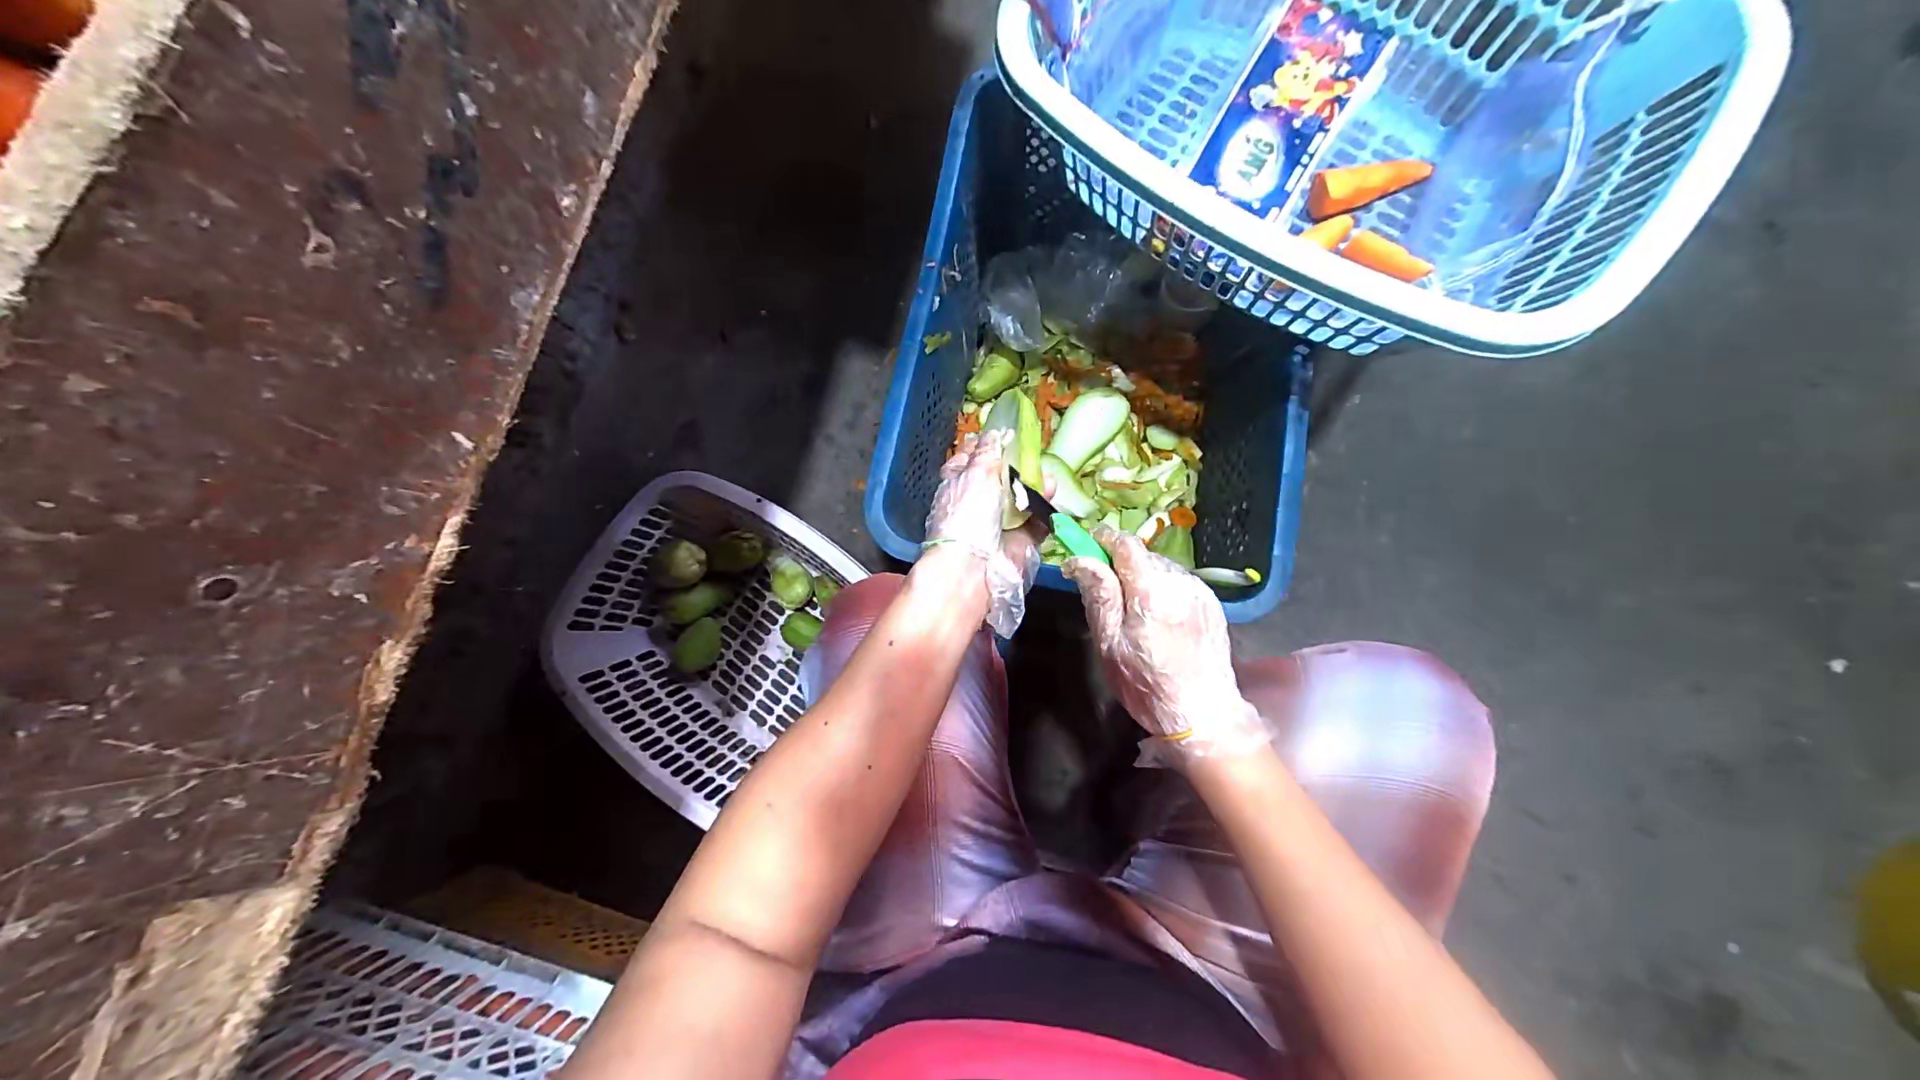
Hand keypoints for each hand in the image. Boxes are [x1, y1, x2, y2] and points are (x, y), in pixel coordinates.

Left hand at [922, 430, 1038, 636]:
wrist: (974, 568)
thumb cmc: (967, 515)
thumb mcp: (974, 473)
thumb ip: (987, 452)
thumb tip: (993, 433)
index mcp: (957, 486)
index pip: (968, 460)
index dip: (981, 446)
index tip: (999, 433)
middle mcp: (977, 504)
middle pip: (999, 478)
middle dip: (1015, 464)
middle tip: (1031, 449)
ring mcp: (1000, 523)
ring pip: (1021, 497)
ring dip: (1034, 483)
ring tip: (1045, 471)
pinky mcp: (1021, 539)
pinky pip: (1037, 518)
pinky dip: (1045, 505)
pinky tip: (1051, 491)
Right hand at [1062, 526, 1267, 765]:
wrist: (1203, 715)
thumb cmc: (1147, 685)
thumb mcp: (1110, 645)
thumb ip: (1099, 596)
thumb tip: (1081, 559)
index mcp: (1151, 591)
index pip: (1126, 545)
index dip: (1105, 540)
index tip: (1089, 545)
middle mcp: (1180, 583)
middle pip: (1144, 555)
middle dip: (1122, 564)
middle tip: (1106, 590)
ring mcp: (1200, 592)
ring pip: (1162, 568)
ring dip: (1143, 576)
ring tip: (1133, 608)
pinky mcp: (1212, 604)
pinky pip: (1179, 582)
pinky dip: (1162, 589)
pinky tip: (1158, 616)